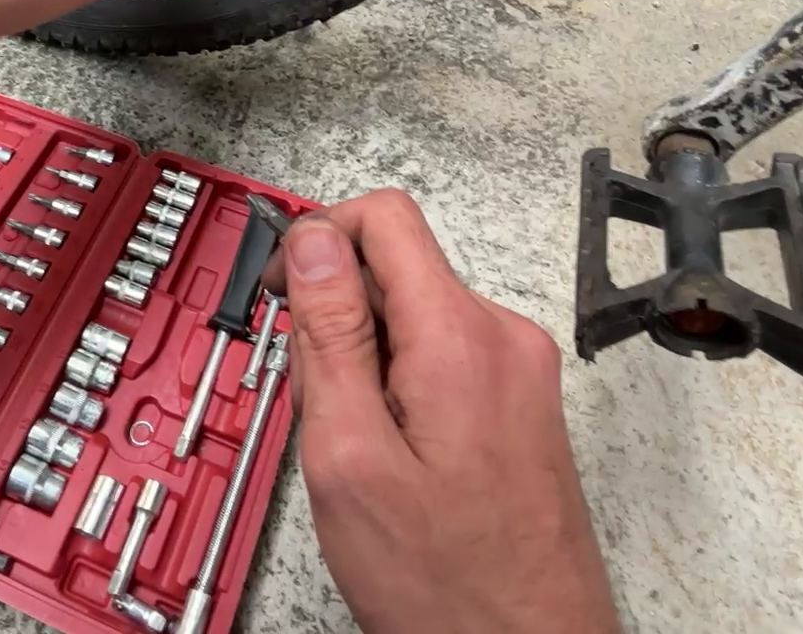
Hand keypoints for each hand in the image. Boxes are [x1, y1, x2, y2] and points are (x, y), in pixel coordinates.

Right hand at [265, 190, 618, 633]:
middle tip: (319, 395)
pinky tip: (386, 442)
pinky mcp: (514, 393)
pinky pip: (436, 344)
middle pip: (392, 264)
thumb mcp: (351, 456)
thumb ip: (329, 335)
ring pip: (408, 307)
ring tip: (355, 434)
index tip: (288, 288)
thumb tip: (315, 242)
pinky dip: (393, 373)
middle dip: (335, 311)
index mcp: (458, 336)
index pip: (384, 216)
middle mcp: (499, 335)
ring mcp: (514, 365)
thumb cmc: (445, 586)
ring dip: (361, 350)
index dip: (320, 235)